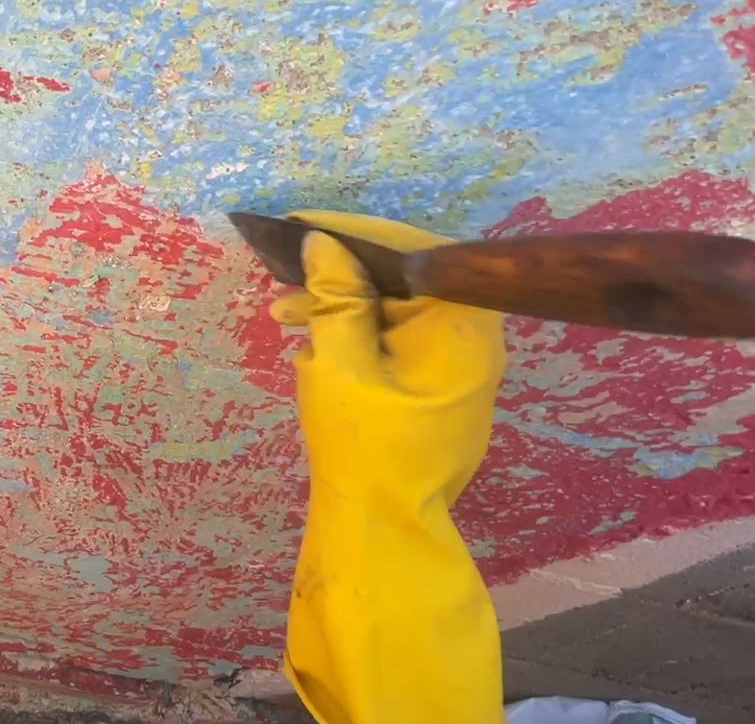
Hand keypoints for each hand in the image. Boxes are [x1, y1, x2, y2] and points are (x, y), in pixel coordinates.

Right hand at [269, 210, 506, 723]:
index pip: (411, 253)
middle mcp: (471, 337)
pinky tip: (311, 337)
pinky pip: (393, 333)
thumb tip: (322, 239)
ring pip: (392, 305)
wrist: (384, 525)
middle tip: (283, 276)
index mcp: (461, 329)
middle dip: (338, 274)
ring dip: (338, 303)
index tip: (302, 228)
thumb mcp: (338, 363)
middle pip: (402, 278)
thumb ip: (333, 297)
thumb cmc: (363, 444)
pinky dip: (352, 329)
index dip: (354, 234)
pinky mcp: (437, 381)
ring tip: (283, 314)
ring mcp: (457, 361)